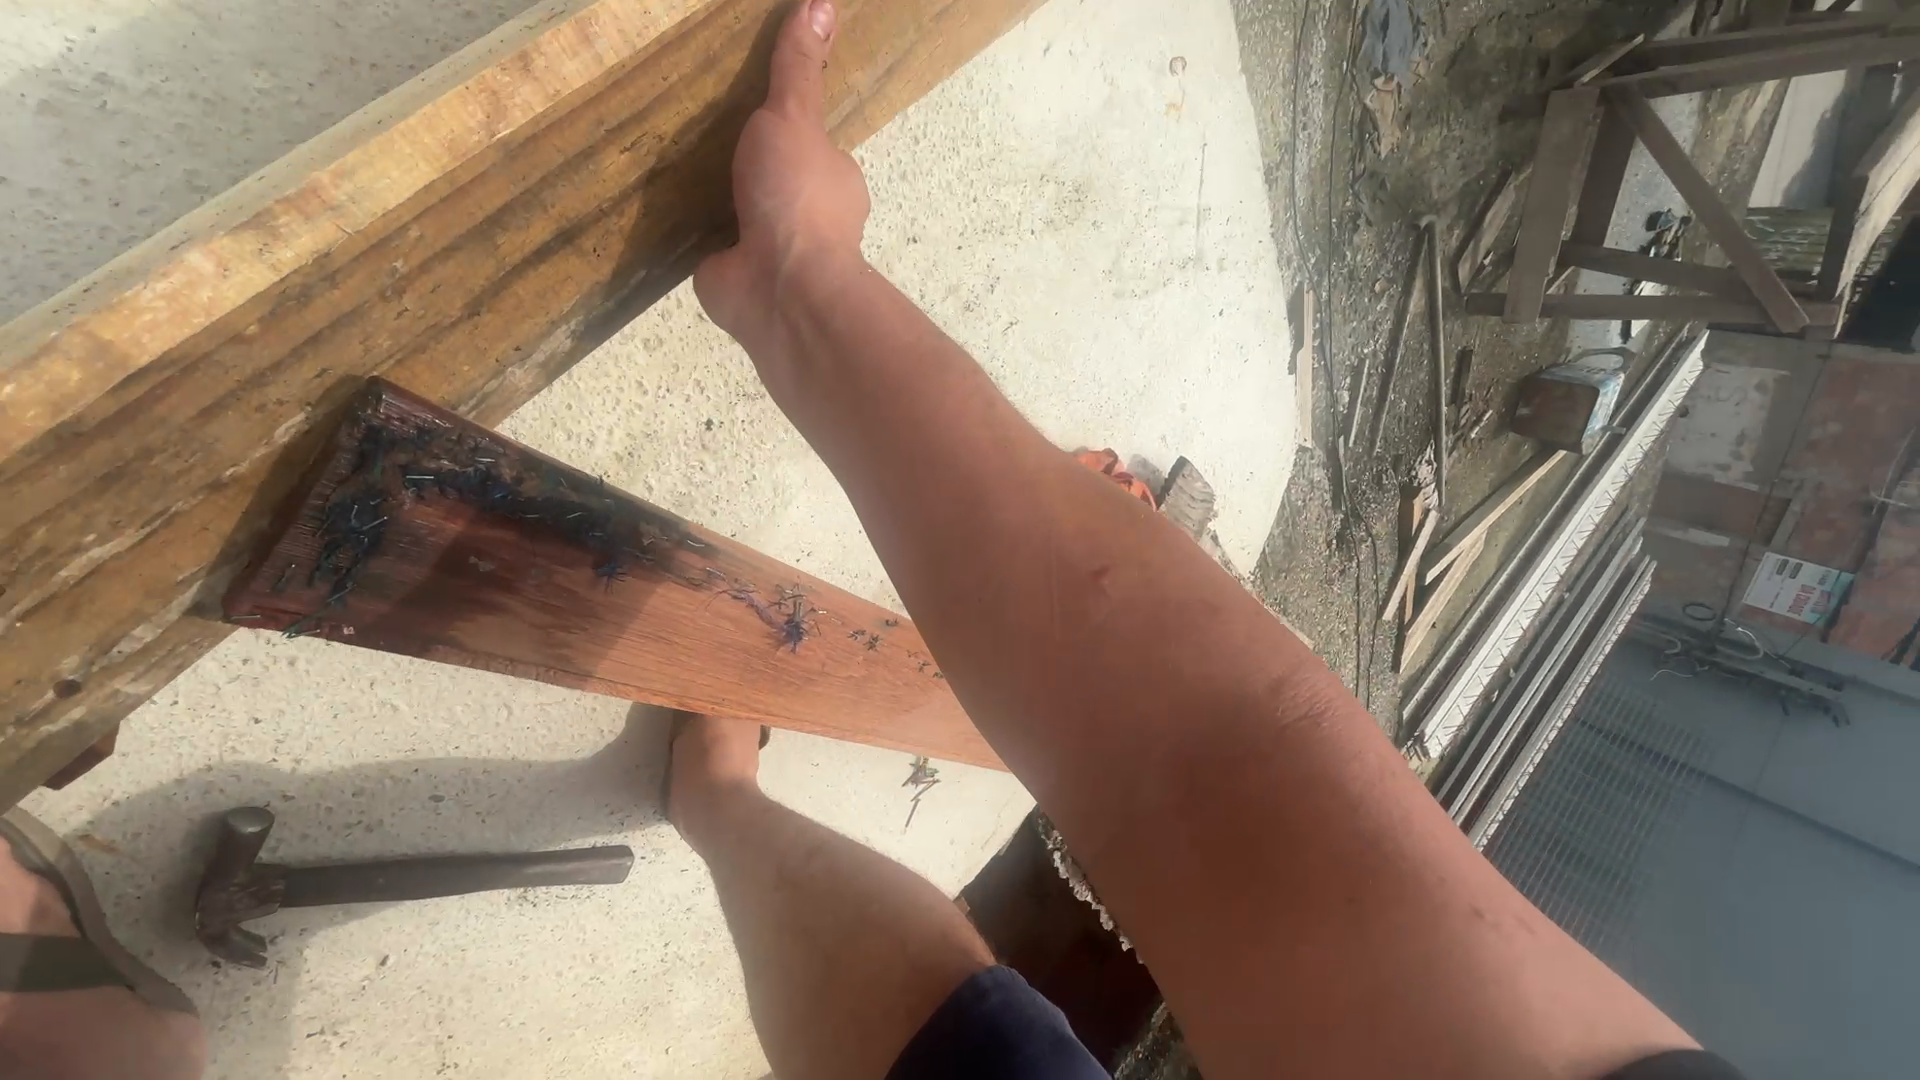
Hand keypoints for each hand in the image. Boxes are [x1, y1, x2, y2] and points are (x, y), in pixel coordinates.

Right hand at [694, 0, 869, 355]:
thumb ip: (799, 70)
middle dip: (751, 170)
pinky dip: (694, 232)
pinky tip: (665, 212)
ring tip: (679, 169)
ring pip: (744, 217)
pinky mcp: (736, 277)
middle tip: (707, 136)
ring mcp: (771, 253)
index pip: (813, 152)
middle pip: (776, 184)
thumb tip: (822, 2)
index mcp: (836, 185)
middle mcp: (810, 222)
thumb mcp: (795, 118)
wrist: (779, 287)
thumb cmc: (797, 199)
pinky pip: (711, 246)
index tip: (759, 113)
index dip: (789, 134)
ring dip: (721, 203)